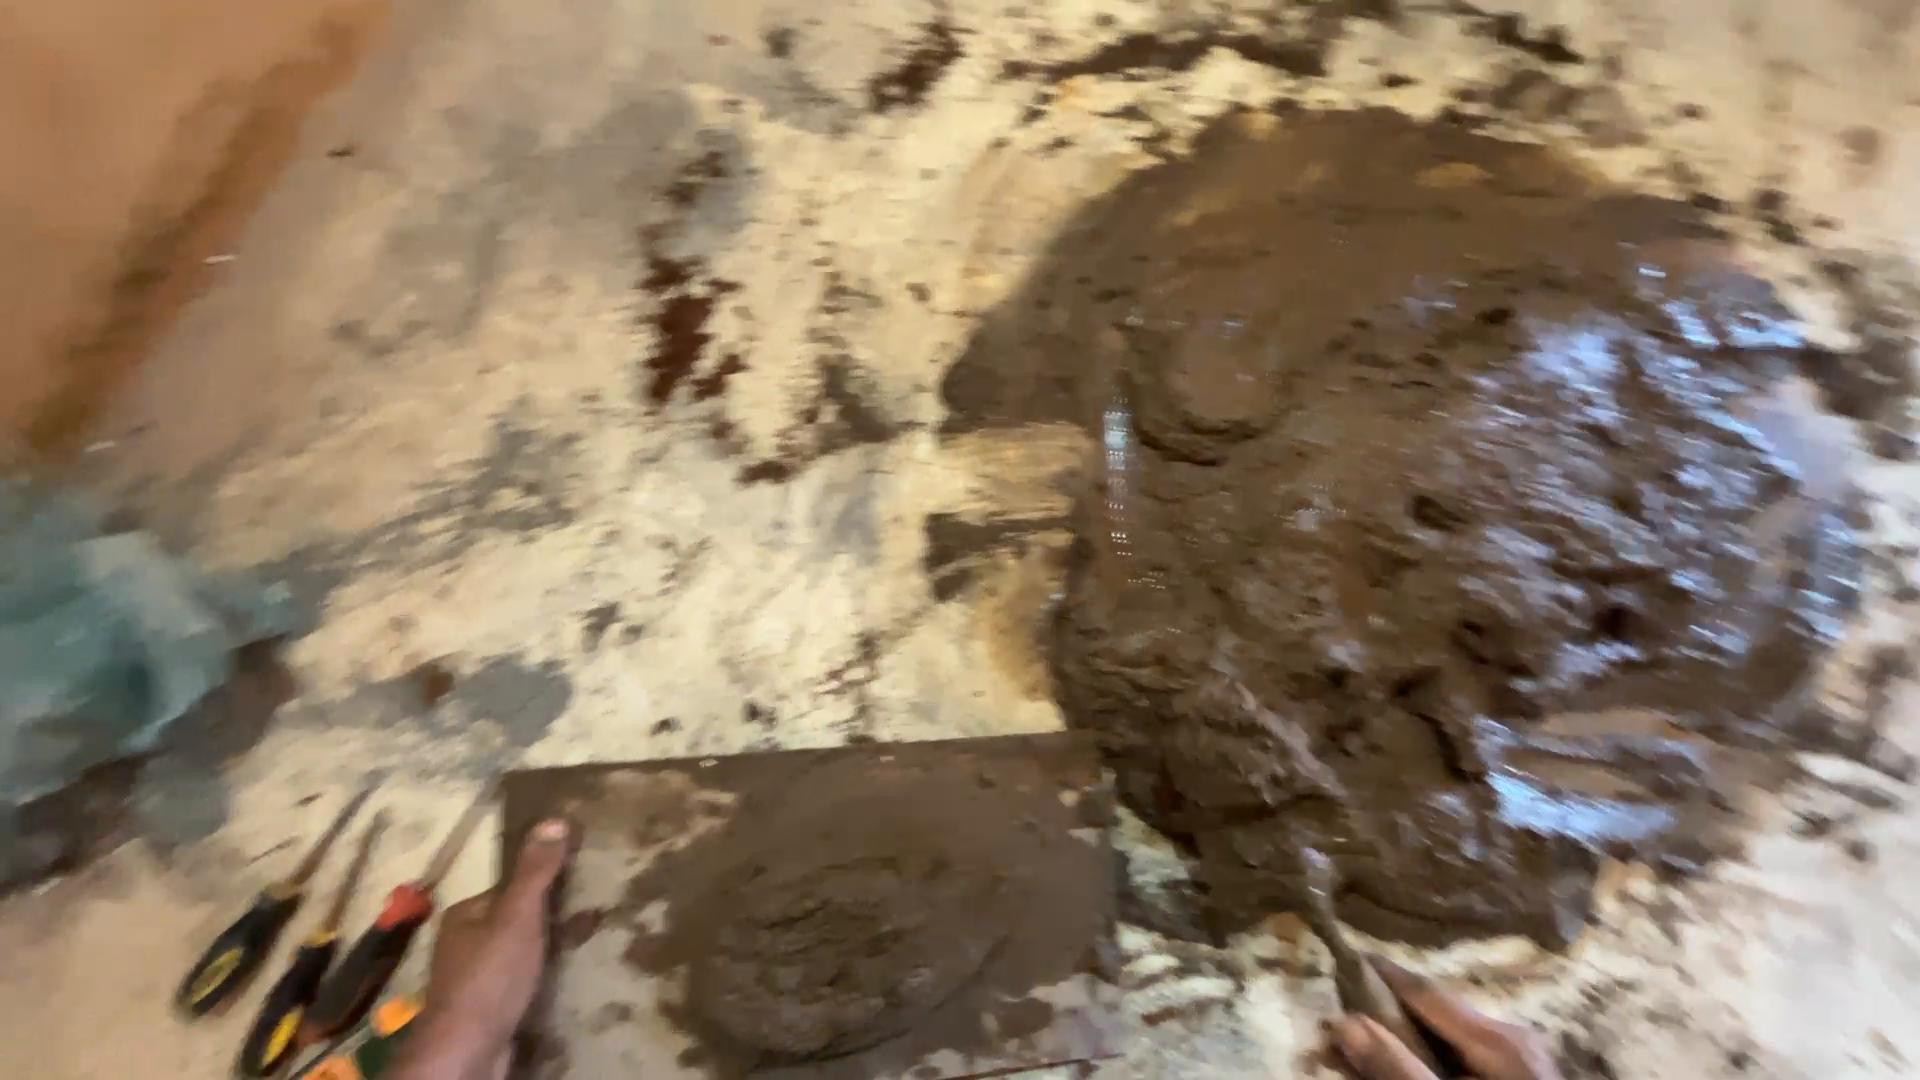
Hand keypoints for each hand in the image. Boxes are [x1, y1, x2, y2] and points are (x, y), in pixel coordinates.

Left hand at [390, 820, 571, 1079]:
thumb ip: (536, 872)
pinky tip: (565, 974)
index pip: (513, 886)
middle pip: (517, 917)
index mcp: (464, 915)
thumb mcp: (519, 915)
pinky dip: (543, 974)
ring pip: (521, 949)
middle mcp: (463, 943)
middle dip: (551, 916)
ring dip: (550, 947)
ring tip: (587, 941)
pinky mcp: (487, 1006)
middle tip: (591, 914)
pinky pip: (522, 977)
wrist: (466, 1054)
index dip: (546, 883)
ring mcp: (474, 977)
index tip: (580, 884)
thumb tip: (554, 819)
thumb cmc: (491, 976)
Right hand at [1330, 958, 1561, 1079]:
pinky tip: (1410, 1073)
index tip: (1329, 968)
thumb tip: (1341, 1022)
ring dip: (1403, 1044)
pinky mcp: (1524, 1078)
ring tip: (1366, 1059)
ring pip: (1444, 1035)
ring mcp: (1523, 1059)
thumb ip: (1395, 1071)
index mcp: (1497, 1038)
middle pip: (1429, 1010)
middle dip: (1382, 1019)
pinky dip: (1430, 1062)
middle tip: (1338, 1034)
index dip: (1371, 976)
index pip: (1418, 986)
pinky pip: (1463, 1058)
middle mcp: (1512, 1036)